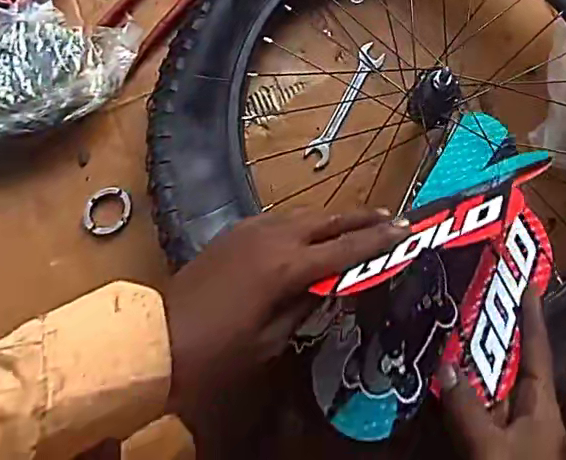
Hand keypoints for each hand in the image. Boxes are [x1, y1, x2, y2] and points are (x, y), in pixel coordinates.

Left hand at [162, 207, 407, 421]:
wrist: (161, 333)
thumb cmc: (218, 349)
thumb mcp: (270, 339)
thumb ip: (304, 307)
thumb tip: (328, 289)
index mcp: (285, 266)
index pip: (343, 249)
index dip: (376, 240)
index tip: (404, 229)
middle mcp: (273, 236)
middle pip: (328, 220)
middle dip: (361, 218)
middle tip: (392, 218)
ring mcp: (253, 227)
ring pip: (305, 215)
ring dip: (335, 218)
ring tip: (361, 222)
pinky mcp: (239, 228)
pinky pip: (282, 218)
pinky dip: (306, 222)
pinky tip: (315, 231)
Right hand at [440, 292, 565, 459]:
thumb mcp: (489, 447)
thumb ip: (466, 406)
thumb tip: (443, 364)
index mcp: (542, 406)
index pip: (537, 349)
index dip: (532, 315)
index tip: (527, 280)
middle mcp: (531, 414)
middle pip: (511, 363)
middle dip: (491, 331)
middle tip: (470, 296)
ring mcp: (516, 432)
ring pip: (492, 387)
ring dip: (471, 363)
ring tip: (448, 329)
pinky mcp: (499, 447)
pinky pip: (480, 410)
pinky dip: (463, 393)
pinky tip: (442, 382)